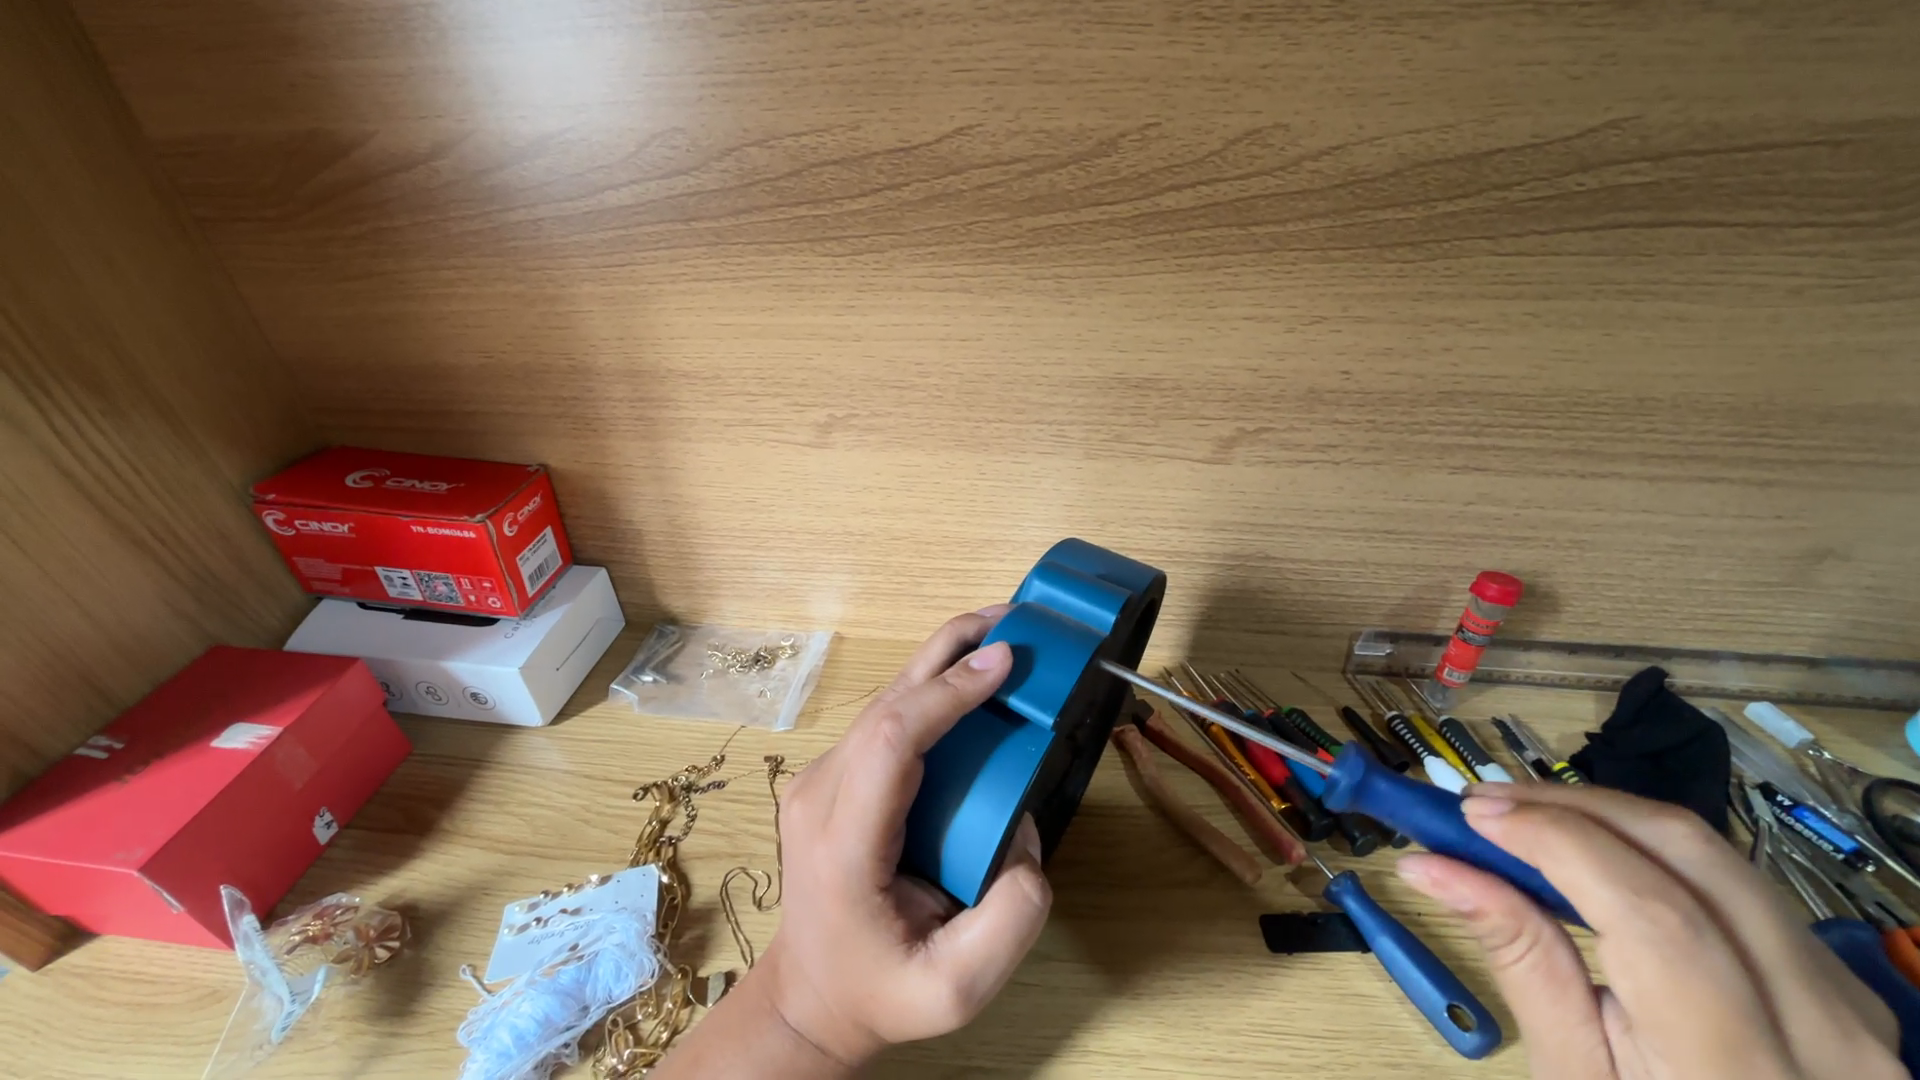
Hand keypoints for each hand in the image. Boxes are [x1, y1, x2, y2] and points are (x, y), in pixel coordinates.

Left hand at [756, 608, 1051, 1067]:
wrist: (812, 997)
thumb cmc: (881, 991)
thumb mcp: (956, 990)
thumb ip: (1011, 917)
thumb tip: (1026, 832)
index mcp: (843, 842)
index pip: (891, 740)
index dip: (948, 692)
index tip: (1006, 662)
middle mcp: (821, 795)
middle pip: (886, 702)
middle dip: (949, 651)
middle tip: (1013, 618)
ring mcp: (821, 780)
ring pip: (886, 702)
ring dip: (942, 661)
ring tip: (1001, 636)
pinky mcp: (835, 776)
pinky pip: (887, 719)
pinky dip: (933, 688)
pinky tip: (970, 677)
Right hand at [1397, 783, 1902, 1079]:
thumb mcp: (1570, 1073)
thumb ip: (1518, 960)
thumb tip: (1431, 868)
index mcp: (1737, 1071)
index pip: (1652, 916)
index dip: (1556, 841)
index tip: (1473, 812)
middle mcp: (1825, 1029)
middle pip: (1693, 858)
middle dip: (1574, 808)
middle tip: (1487, 803)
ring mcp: (1848, 1002)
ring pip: (1715, 857)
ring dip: (1605, 818)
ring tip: (1524, 821)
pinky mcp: (1840, 982)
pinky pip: (1735, 883)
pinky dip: (1647, 850)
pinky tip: (1588, 855)